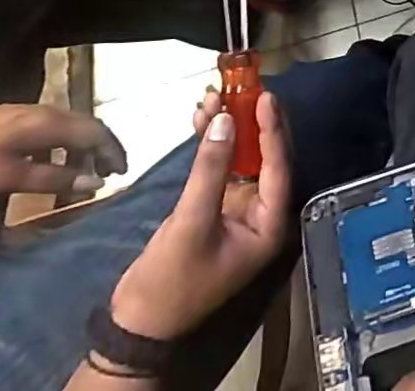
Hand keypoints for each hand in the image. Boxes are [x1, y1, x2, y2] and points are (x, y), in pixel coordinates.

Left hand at [0, 104, 127, 197]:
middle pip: (87, 125)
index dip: (113, 151)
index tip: (122, 172)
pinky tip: (49, 162)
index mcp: (48, 122)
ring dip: (81, 148)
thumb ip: (52, 179)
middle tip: (108, 173)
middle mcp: (43, 111)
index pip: (96, 132)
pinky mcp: (7, 119)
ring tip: (81, 172)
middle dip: (102, 148)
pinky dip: (62, 145)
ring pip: (68, 126)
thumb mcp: (4, 178)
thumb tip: (96, 183)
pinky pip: (50, 129)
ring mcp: (23, 112)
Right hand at [109, 91, 293, 339]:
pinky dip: (212, 142)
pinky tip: (202, 117)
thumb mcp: (190, 224)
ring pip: (242, 155)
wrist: (135, 326)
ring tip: (214, 97)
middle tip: (245, 88)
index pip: (279, 165)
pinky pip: (221, 165)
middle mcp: (263, 210)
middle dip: (252, 122)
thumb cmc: (169, 284)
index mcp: (271, 221)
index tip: (266, 98)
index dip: (273, 129)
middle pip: (265, 155)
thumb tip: (226, 120)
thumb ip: (210, 171)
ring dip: (229, 127)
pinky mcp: (217, 204)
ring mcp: (240, 206)